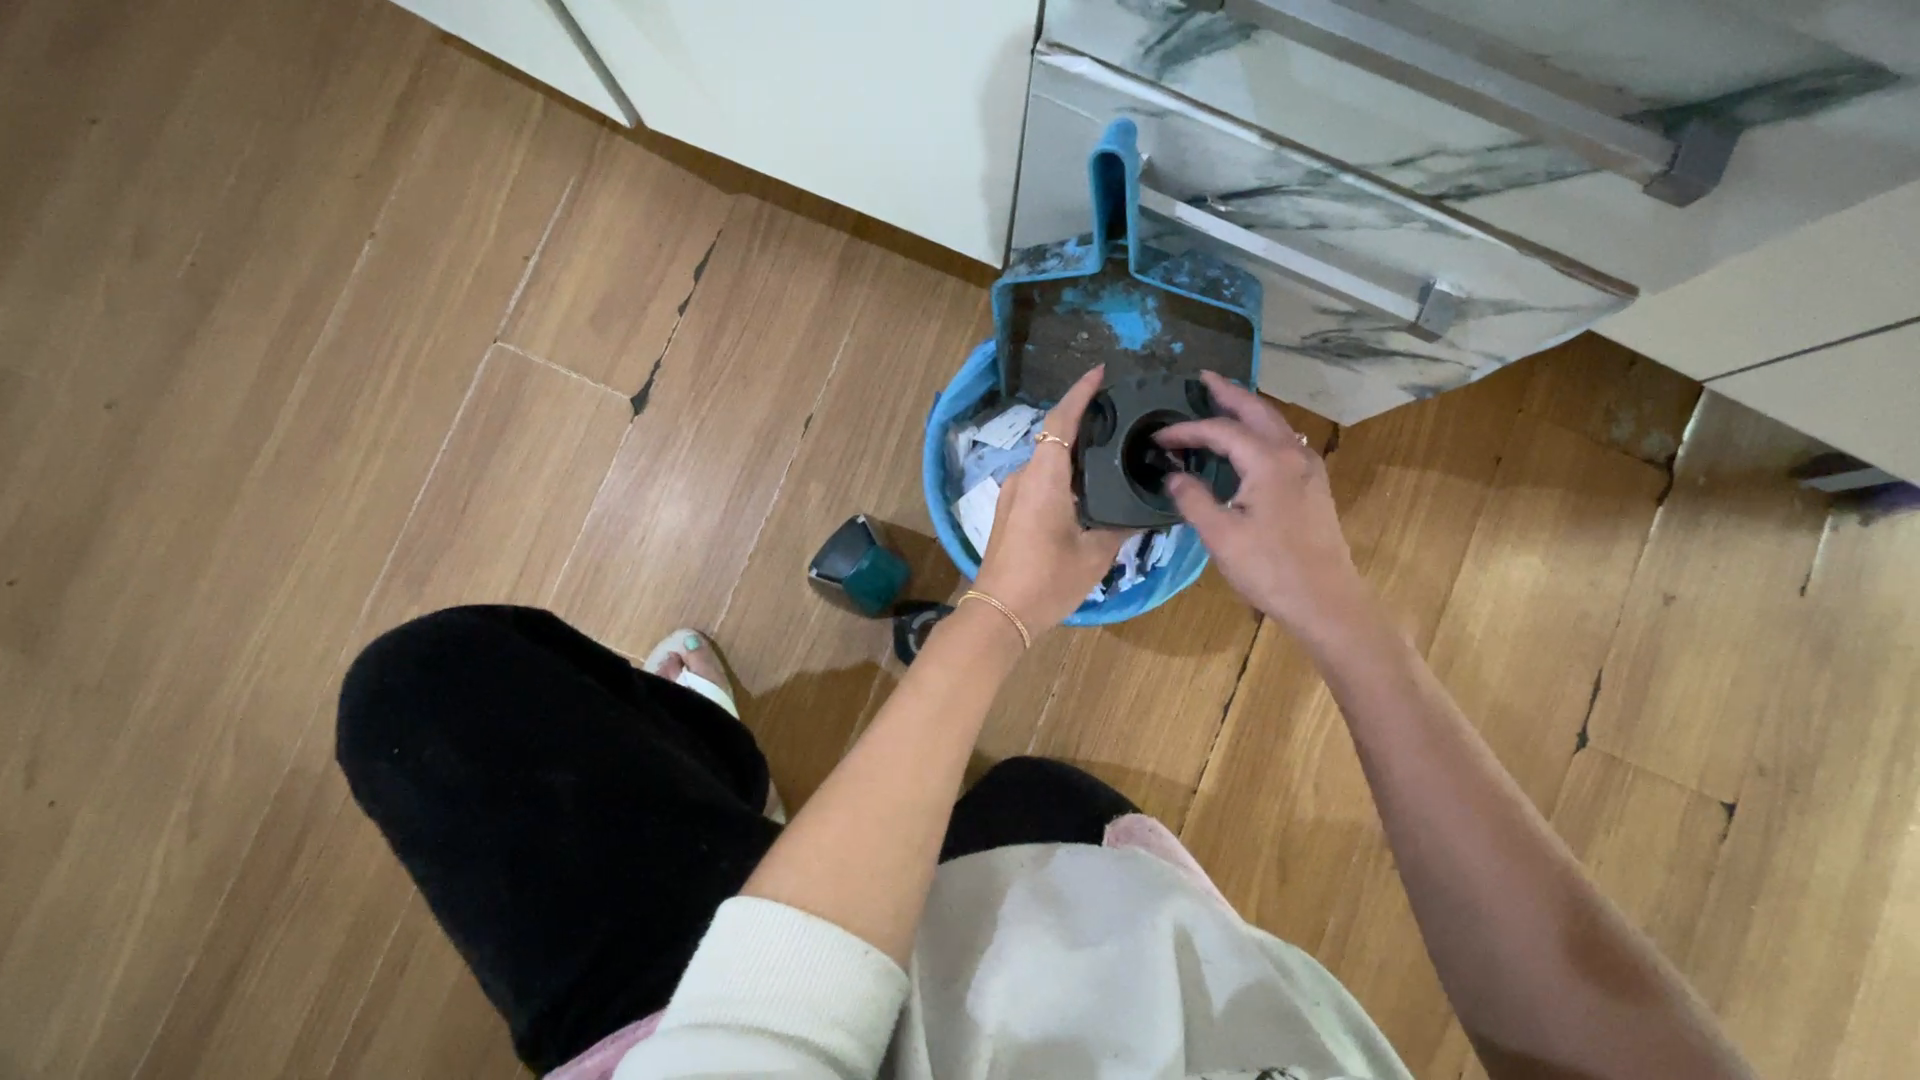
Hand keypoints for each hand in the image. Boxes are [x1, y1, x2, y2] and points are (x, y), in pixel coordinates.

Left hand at [973, 365, 1129, 631]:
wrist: (999, 612)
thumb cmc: (1047, 581)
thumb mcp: (1095, 555)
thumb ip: (1118, 526)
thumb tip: (1138, 511)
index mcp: (1044, 478)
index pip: (1060, 421)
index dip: (1080, 393)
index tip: (1100, 372)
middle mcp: (1023, 477)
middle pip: (1053, 438)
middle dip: (1083, 422)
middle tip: (1121, 417)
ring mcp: (1012, 495)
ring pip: (1046, 460)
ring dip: (1073, 451)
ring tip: (1110, 451)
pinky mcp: (1010, 512)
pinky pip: (1039, 479)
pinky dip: (1063, 473)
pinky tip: (1087, 486)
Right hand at [1156, 371, 1370, 634]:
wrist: (1325, 600)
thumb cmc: (1269, 568)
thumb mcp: (1220, 535)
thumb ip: (1193, 498)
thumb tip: (1173, 475)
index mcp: (1268, 460)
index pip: (1220, 430)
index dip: (1186, 430)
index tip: (1158, 437)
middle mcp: (1293, 453)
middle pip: (1257, 411)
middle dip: (1228, 392)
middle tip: (1202, 379)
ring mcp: (1309, 468)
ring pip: (1275, 424)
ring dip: (1247, 410)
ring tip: (1222, 402)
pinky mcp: (1314, 485)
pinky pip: (1284, 441)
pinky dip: (1262, 430)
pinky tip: (1251, 441)